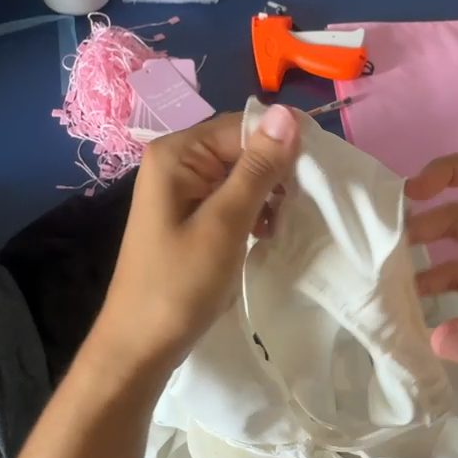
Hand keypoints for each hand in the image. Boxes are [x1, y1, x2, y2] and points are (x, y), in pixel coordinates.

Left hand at [98, 105, 300, 374]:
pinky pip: (231, 195)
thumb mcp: (226, 223)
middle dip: (275, 171)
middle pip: (241, 146)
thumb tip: (286, 113)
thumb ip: (257, 168)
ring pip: (241, 172)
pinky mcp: (189, 213)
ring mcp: (181, 188)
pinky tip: (266, 232)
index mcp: (177, 153)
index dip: (281, 144)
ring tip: (282, 223)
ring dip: (268, 193)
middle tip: (299, 205)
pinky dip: (254, 209)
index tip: (316, 175)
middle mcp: (176, 161)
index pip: (243, 126)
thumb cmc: (180, 284)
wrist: (141, 345)